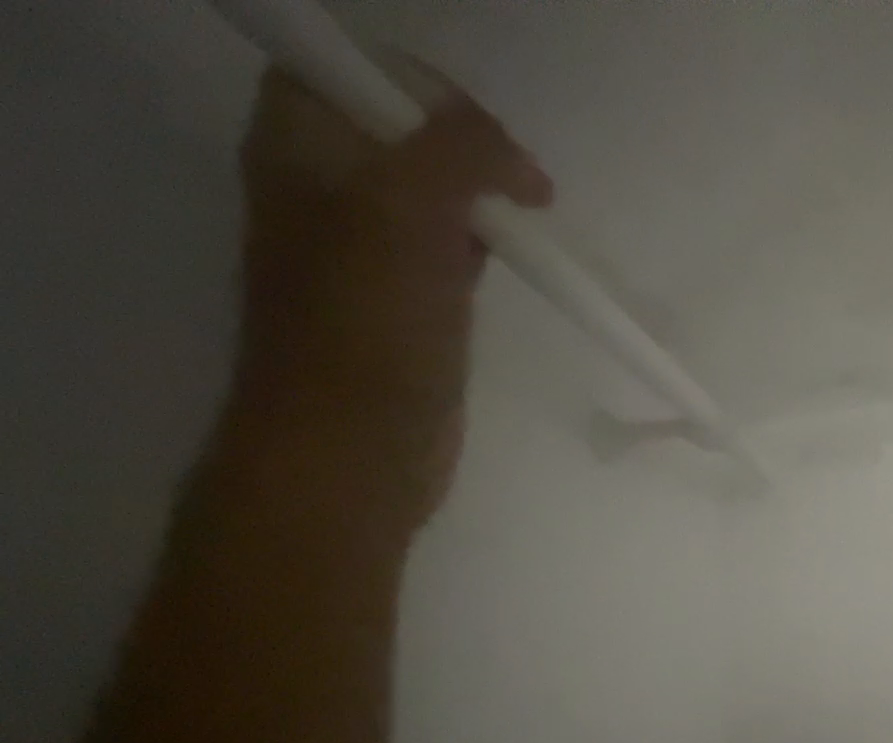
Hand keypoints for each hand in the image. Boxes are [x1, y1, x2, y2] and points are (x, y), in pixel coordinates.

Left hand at [232, 65, 552, 517]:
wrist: (356, 451)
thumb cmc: (369, 329)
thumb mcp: (406, 211)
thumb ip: (454, 149)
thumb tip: (503, 145)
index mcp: (299, 151)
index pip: (354, 74)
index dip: (423, 91)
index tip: (485, 138)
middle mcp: (327, 190)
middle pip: (404, 130)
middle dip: (470, 145)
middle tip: (521, 183)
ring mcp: (370, 250)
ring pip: (437, 190)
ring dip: (485, 195)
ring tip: (526, 217)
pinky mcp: (411, 301)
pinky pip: (452, 245)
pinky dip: (487, 241)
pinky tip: (514, 258)